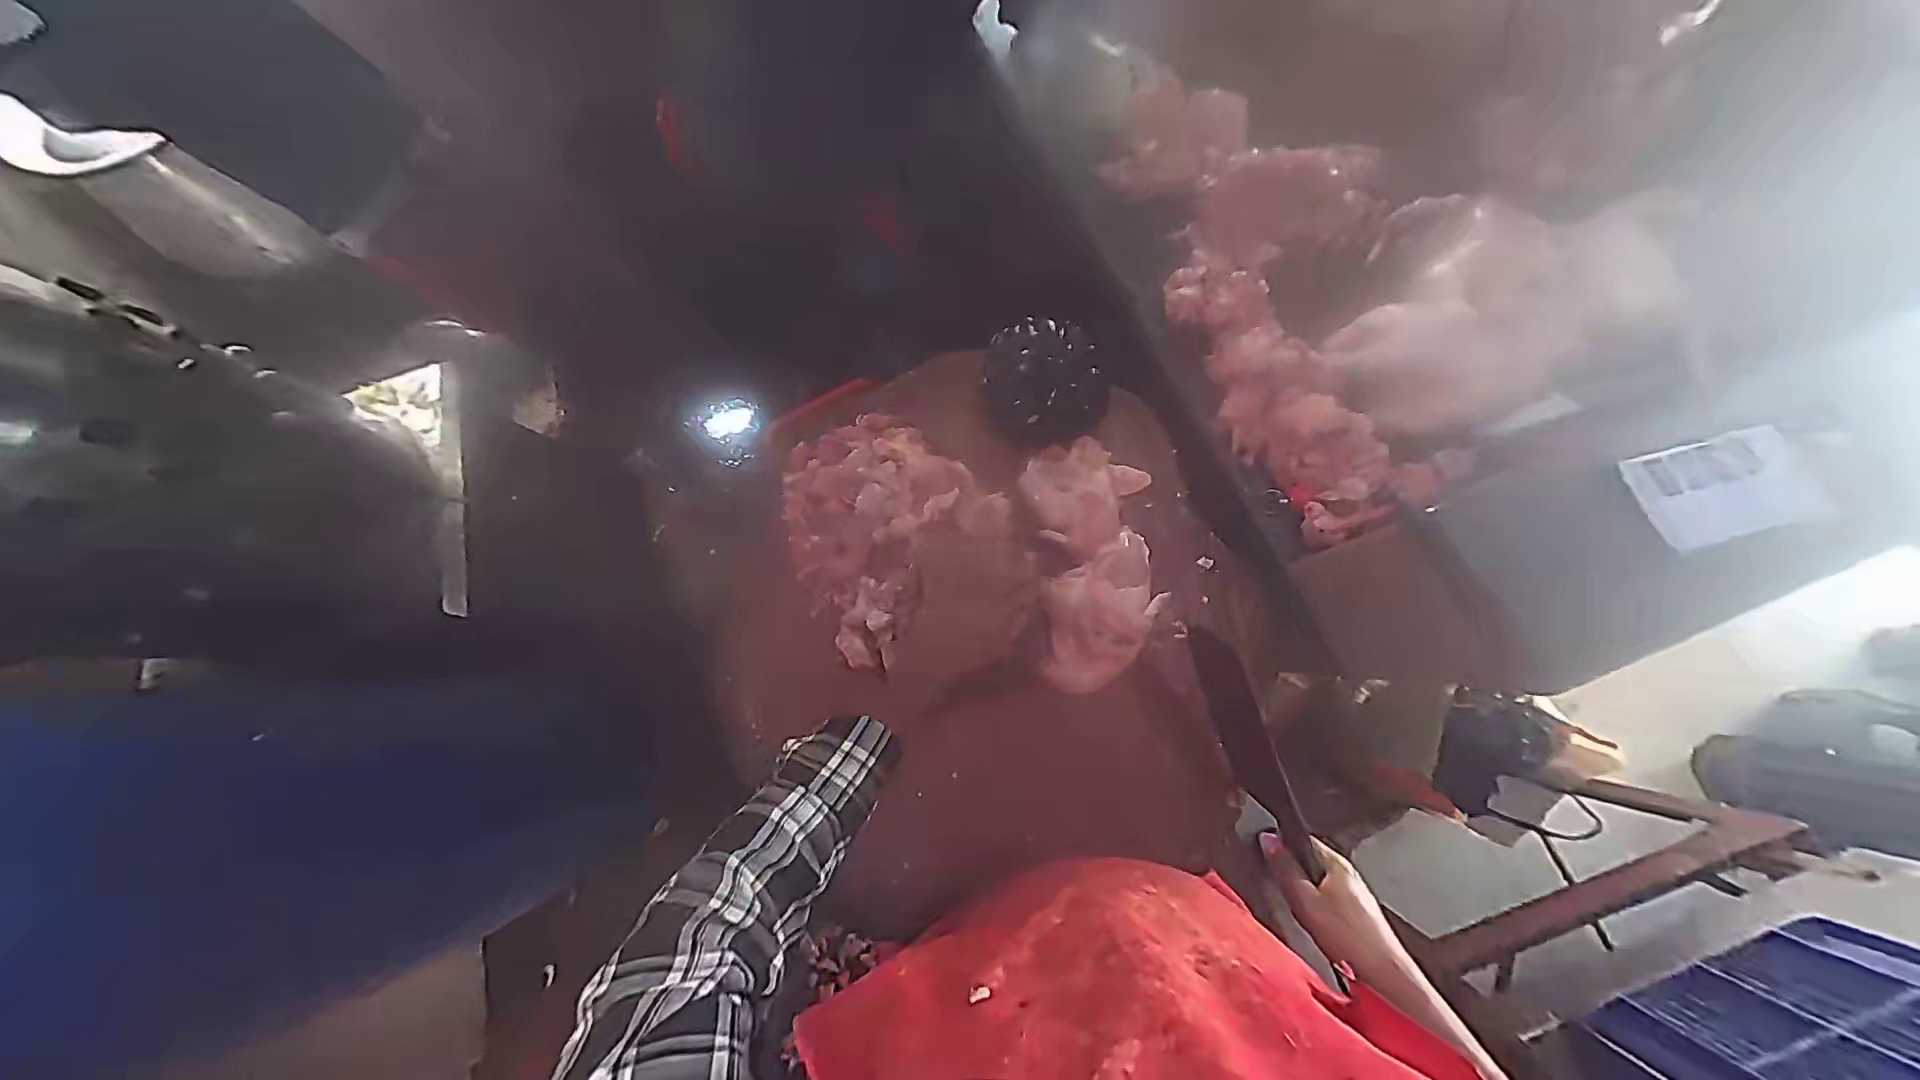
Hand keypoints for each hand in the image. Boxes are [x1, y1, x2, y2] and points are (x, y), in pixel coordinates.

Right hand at [1261, 833, 1401, 973]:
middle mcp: (1349, 874)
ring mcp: (1357, 894)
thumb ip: (1285, 869)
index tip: (1269, 858)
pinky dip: (1321, 911)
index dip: (1281, 846)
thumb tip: (1269, 840)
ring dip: (1308, 895)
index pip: (1301, 839)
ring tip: (1306, 916)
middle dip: (1294, 875)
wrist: (1387, 979)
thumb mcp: (1305, 901)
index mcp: (1337, 862)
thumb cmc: (1352, 941)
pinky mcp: (1360, 914)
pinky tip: (1322, 929)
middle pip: (1310, 863)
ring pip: (1320, 884)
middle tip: (1288, 894)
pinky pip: (1330, 902)